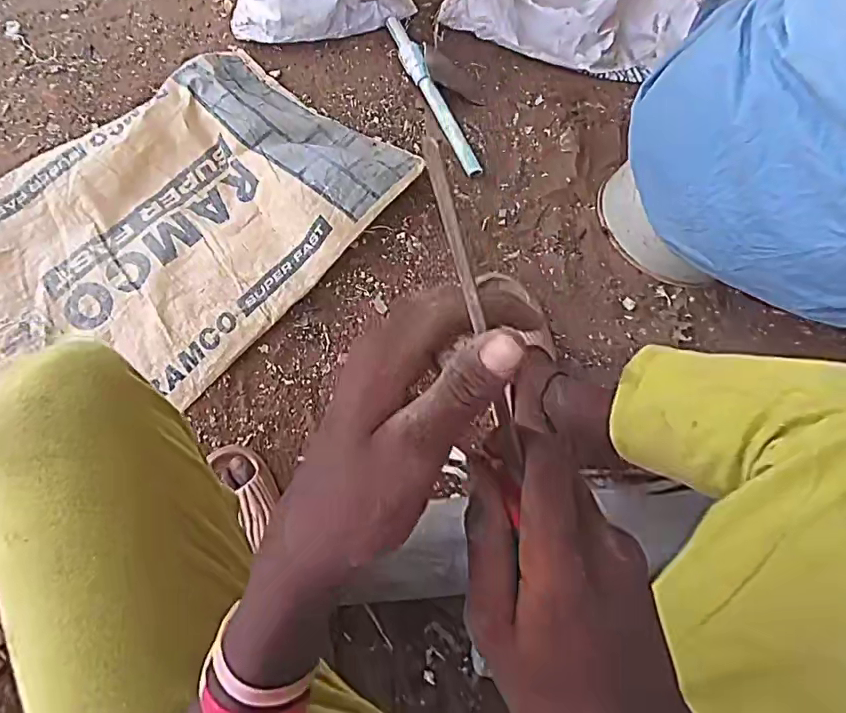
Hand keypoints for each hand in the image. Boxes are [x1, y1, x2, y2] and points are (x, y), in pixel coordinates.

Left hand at [217, 286, 529, 697]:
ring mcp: (372, 361)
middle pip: (439, 304)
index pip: (450, 303)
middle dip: (487, 312)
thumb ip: (460, 391)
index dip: (497, 305)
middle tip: (530, 342)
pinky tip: (470, 385)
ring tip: (509, 361)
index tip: (538, 326)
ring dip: (471, 330)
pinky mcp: (374, 381)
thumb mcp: (417, 449)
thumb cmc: (360, 503)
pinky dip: (452, 351)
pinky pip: (421, 346)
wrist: (307, 542)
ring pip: (430, 323)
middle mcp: (376, 344)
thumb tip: (509, 338)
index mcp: (386, 352)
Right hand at [465, 430, 689, 712]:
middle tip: (492, 490)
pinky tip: (547, 561)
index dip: (516, 434)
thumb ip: (485, 542)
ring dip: (541, 494)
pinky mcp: (635, 558)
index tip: (490, 441)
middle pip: (560, 467)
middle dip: (522, 466)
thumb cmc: (555, 697)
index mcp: (563, 560)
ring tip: (517, 538)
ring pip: (574, 488)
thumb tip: (481, 478)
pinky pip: (591, 516)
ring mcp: (625, 549)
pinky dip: (563, 518)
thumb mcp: (493, 626)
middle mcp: (603, 543)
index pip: (547, 458)